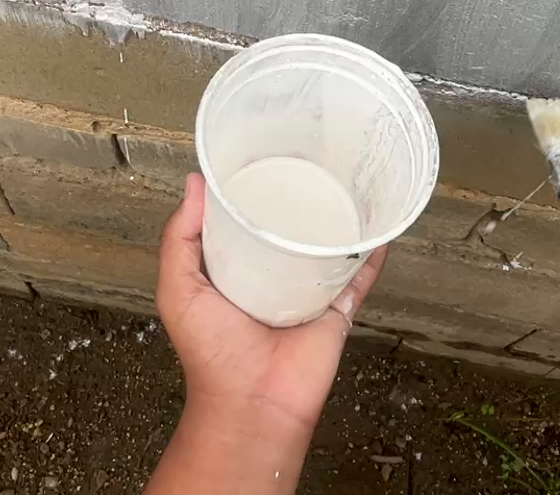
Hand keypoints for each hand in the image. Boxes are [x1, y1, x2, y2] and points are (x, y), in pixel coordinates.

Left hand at [146, 172, 386, 493]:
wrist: (253, 404)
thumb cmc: (212, 356)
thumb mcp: (180, 290)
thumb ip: (179, 238)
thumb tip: (194, 183)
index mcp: (239, 266)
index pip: (246, 218)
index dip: (252, 188)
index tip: (260, 156)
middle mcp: (275, 273)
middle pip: (292, 225)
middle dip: (299, 196)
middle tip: (306, 162)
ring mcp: (309, 288)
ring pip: (328, 243)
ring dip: (339, 218)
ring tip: (345, 182)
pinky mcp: (337, 306)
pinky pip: (360, 273)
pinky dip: (372, 251)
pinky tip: (380, 226)